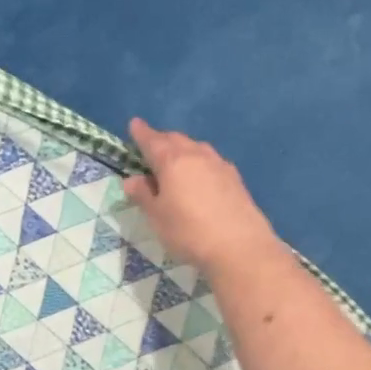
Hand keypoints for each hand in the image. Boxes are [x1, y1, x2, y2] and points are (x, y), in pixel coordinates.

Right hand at [124, 118, 279, 272]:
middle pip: (176, 140)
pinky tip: (198, 175)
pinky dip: (198, 161)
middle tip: (150, 145)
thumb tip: (132, 179)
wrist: (238, 246)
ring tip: (173, 159)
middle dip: (162, 139)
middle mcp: (197, 156)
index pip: (152, 141)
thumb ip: (143, 195)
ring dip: (182, 149)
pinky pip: (210, 160)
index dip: (141, 133)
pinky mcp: (234, 178)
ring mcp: (219, 165)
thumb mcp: (157, 216)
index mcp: (172, 162)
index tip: (134, 124)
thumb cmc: (188, 230)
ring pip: (195, 148)